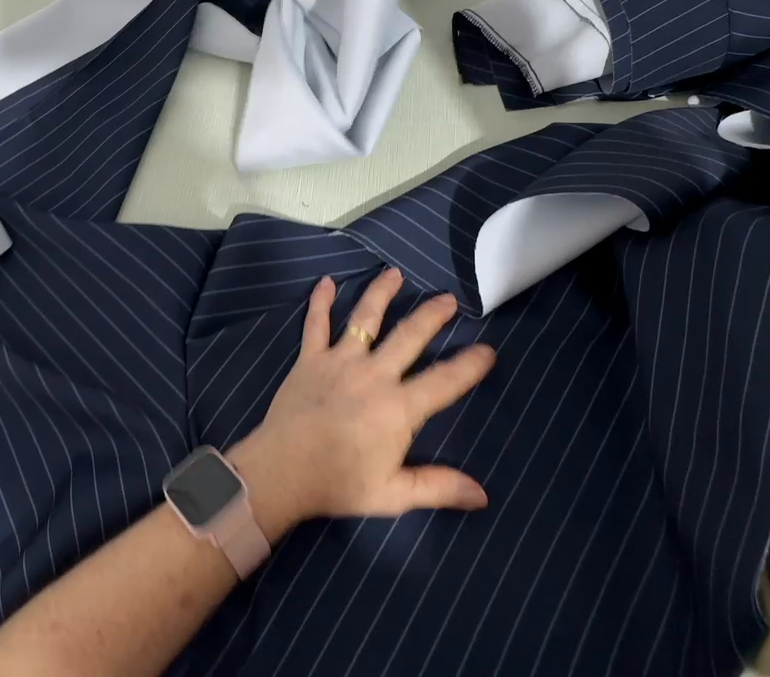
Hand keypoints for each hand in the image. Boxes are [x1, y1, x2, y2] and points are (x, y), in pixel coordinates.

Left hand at [228, 268, 496, 539]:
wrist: (282, 471)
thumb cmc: (339, 484)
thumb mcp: (393, 494)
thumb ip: (438, 487)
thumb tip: (483, 495)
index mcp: (398, 407)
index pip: (444, 381)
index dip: (469, 365)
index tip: (488, 349)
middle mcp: (373, 374)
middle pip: (409, 336)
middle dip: (431, 315)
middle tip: (448, 298)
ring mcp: (339, 361)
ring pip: (365, 317)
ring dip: (382, 293)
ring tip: (395, 274)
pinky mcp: (309, 359)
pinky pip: (316, 324)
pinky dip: (321, 301)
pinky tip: (326, 282)